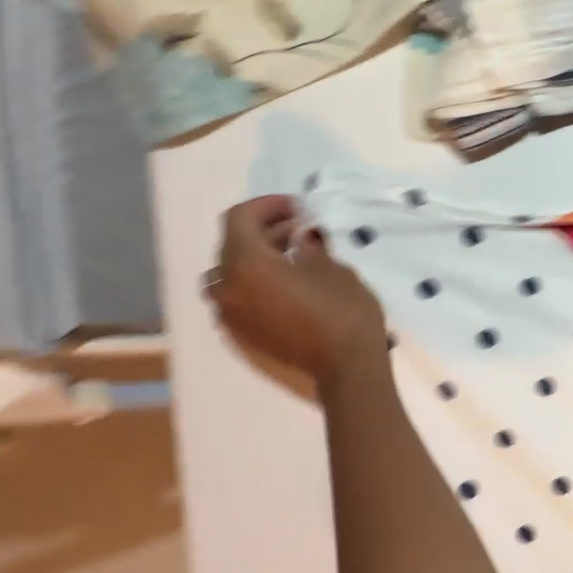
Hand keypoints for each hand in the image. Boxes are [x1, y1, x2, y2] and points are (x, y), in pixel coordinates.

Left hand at [206, 196, 386, 385]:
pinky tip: (285, 288)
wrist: (347, 367)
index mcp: (245, 262)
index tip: (297, 207)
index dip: (267, 206)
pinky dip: (256, 285)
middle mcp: (226, 284)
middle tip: (299, 230)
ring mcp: (229, 311)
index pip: (240, 218)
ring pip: (231, 273)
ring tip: (289, 260)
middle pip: (232, 245)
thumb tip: (303, 239)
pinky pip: (238, 297)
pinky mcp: (241, 332)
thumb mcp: (335, 270)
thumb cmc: (344, 313)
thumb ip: (311, 248)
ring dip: (255, 259)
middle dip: (263, 232)